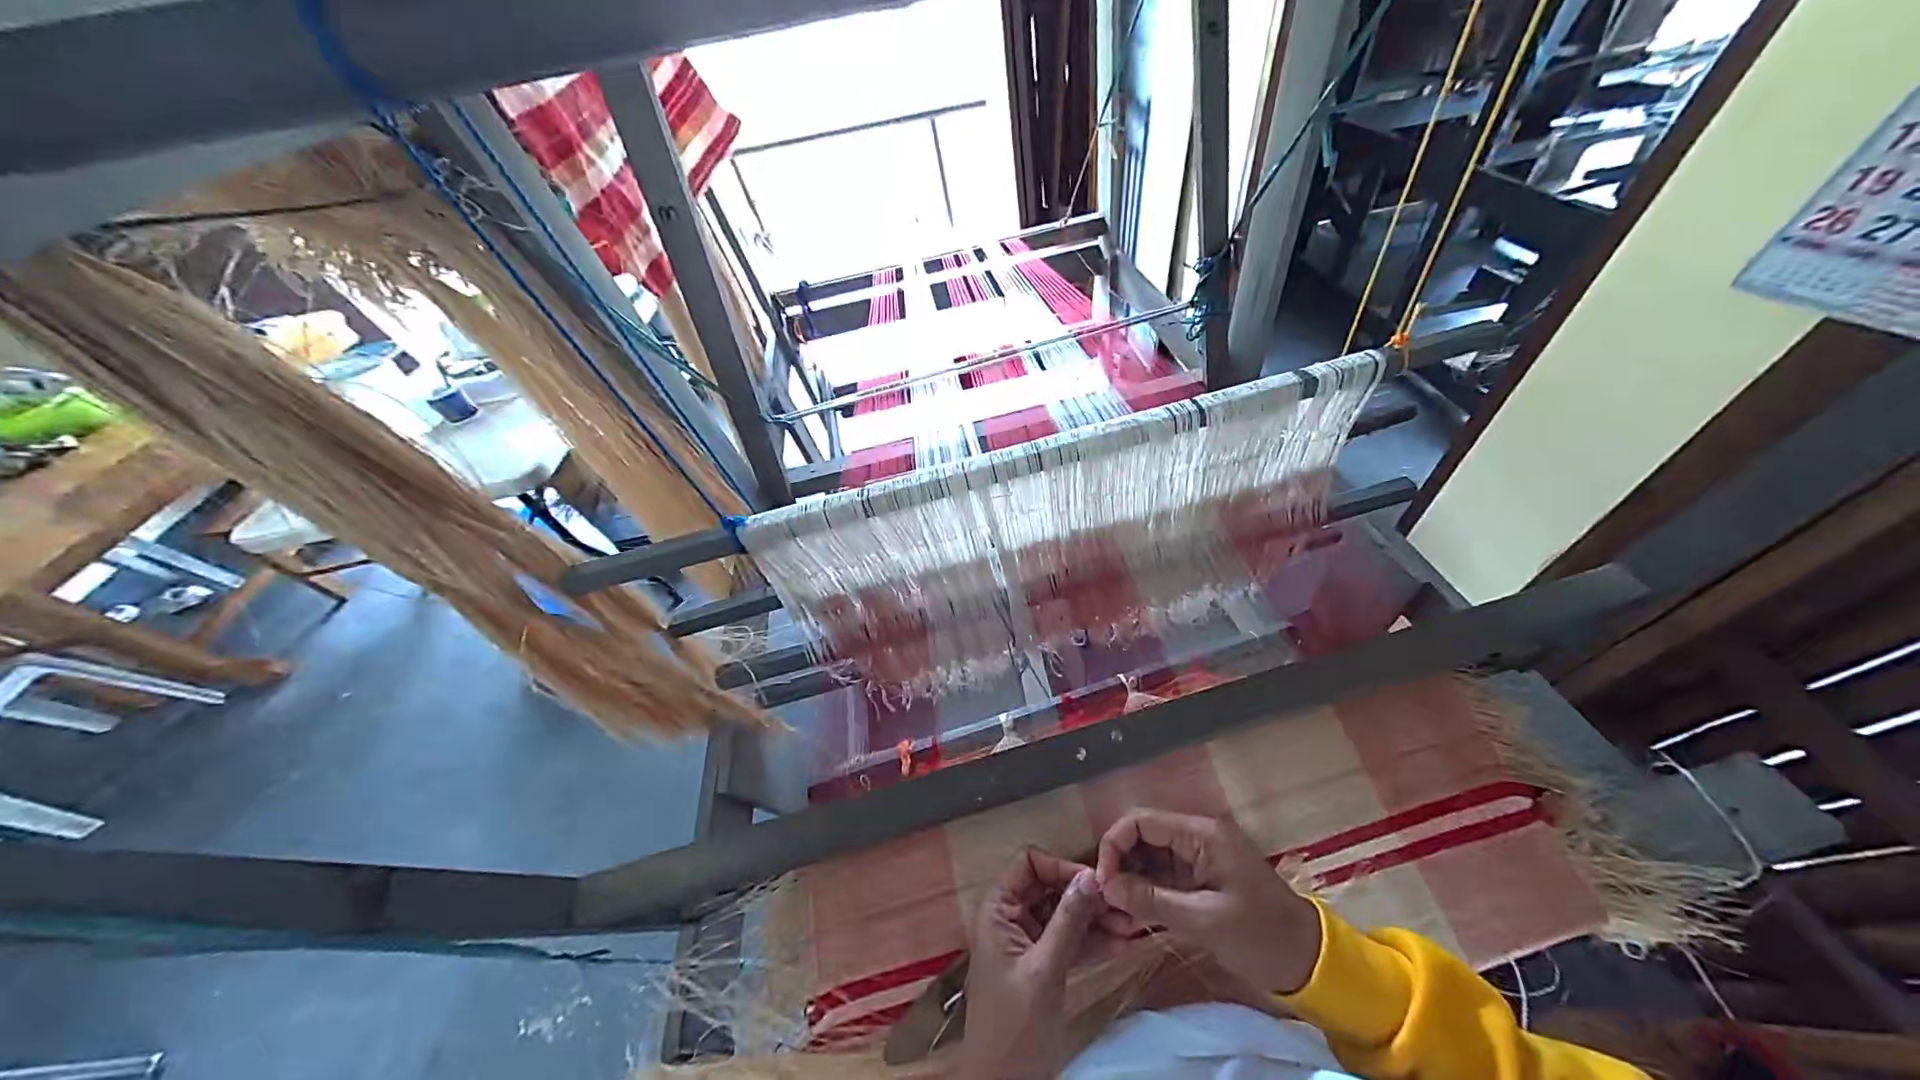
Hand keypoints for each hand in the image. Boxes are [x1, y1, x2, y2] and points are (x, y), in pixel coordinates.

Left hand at [961, 849, 1110, 1078]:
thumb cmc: (1014, 1024)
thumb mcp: (1044, 970)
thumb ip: (1067, 921)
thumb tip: (1091, 876)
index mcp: (998, 909)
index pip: (1028, 864)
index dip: (1062, 867)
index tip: (1096, 882)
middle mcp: (1010, 915)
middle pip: (1050, 887)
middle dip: (1086, 895)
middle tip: (1123, 905)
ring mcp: (1026, 938)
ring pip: (1063, 913)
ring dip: (1095, 918)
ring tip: (1132, 925)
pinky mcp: (1041, 961)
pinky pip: (1068, 939)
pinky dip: (1092, 940)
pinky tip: (1122, 943)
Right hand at [1094, 809, 1321, 993]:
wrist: (1310, 964)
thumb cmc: (1261, 936)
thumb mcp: (1204, 921)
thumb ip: (1152, 899)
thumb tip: (1105, 886)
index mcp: (1202, 835)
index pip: (1142, 821)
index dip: (1114, 844)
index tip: (1101, 880)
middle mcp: (1197, 837)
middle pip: (1141, 837)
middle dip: (1118, 865)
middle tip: (1105, 901)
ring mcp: (1198, 857)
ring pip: (1147, 858)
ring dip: (1129, 882)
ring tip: (1116, 915)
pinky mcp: (1199, 878)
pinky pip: (1161, 876)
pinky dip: (1145, 894)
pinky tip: (1132, 918)